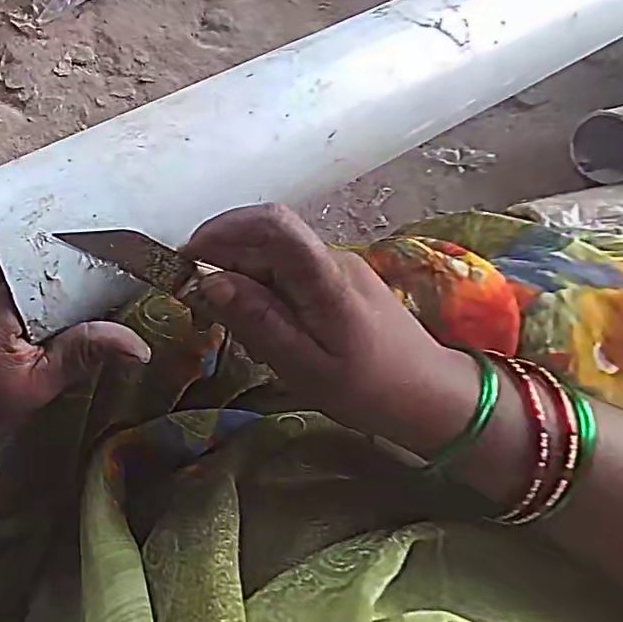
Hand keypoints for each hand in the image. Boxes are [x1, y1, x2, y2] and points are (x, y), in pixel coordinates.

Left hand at [0, 228, 149, 448]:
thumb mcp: (42, 385)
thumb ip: (84, 353)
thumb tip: (139, 347)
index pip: (26, 253)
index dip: (59, 237)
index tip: (95, 230)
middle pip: (9, 235)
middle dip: (46, 229)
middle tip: (87, 221)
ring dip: (26, 233)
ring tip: (65, 227)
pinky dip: (10, 243)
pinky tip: (36, 247)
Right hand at [179, 204, 474, 442]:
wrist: (434, 397)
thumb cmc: (370, 389)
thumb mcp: (304, 366)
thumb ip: (257, 321)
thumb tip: (209, 281)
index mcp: (324, 277)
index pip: (272, 223)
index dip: (223, 228)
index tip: (188, 258)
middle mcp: (329, 258)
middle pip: (262, 238)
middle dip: (220, 260)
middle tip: (198, 304)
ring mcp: (334, 265)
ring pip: (270, 254)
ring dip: (237, 276)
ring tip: (226, 320)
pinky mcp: (334, 279)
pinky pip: (285, 269)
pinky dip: (258, 286)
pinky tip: (257, 321)